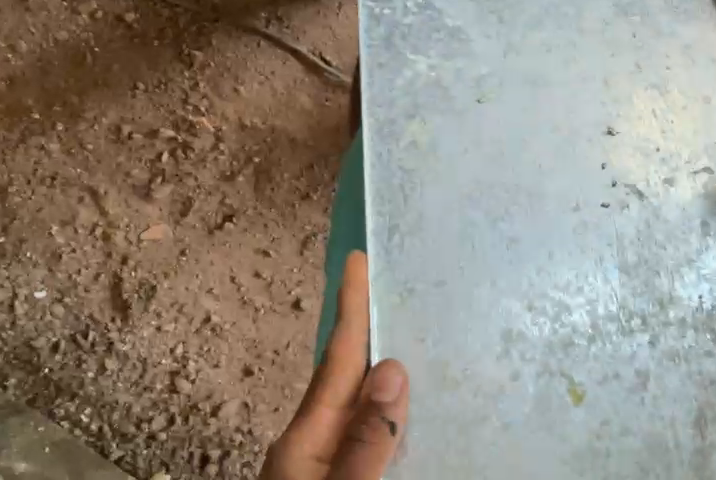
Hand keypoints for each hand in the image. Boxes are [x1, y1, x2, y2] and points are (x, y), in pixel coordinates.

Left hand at [262, 252, 409, 479]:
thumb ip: (363, 444)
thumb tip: (392, 369)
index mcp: (304, 440)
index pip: (337, 360)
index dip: (350, 307)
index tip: (356, 257)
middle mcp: (309, 445)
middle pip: (345, 375)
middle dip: (367, 328)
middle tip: (395, 283)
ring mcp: (318, 467)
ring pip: (356, 406)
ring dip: (379, 370)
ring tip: (410, 335)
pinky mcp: (332, 477)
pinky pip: (363, 434)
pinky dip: (383, 412)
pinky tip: (405, 412)